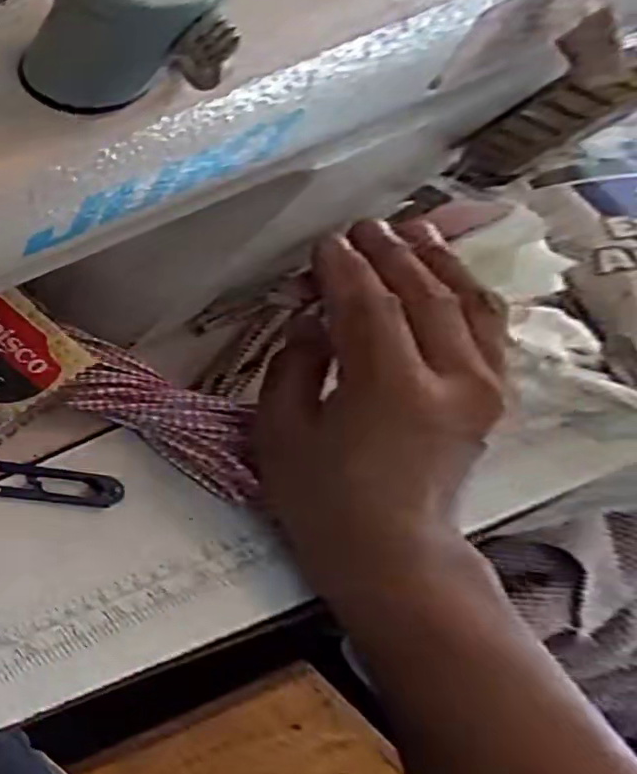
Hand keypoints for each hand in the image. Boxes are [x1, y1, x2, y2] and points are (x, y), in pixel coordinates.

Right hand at [256, 219, 508, 597]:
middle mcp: (452, 379)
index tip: (324, 247)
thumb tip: (309, 323)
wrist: (384, 543)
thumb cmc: (315, 493)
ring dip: (437, 267)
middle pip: (425, 299)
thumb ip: (294, 368)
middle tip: (363, 230)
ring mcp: (483, 387)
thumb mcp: (282, 431)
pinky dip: (467, 297)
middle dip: (392, 259)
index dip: (344, 274)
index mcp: (390, 388)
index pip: (370, 311)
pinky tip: (448, 279)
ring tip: (412, 236)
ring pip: (469, 308)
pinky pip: (488, 331)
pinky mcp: (491, 397)